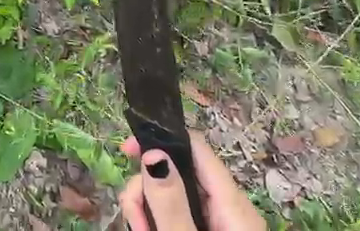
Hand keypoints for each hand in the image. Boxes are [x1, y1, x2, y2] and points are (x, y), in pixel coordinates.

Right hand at [118, 132, 265, 230]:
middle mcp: (228, 207)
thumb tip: (152, 153)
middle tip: (132, 216)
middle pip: (177, 171)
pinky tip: (147, 230)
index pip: (195, 146)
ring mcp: (220, 221)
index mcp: (233, 205)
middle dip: (146, 187)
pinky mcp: (209, 230)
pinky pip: (178, 211)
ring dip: (147, 206)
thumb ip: (171, 204)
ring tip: (138, 229)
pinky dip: (157, 218)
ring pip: (172, 192)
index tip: (126, 150)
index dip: (159, 138)